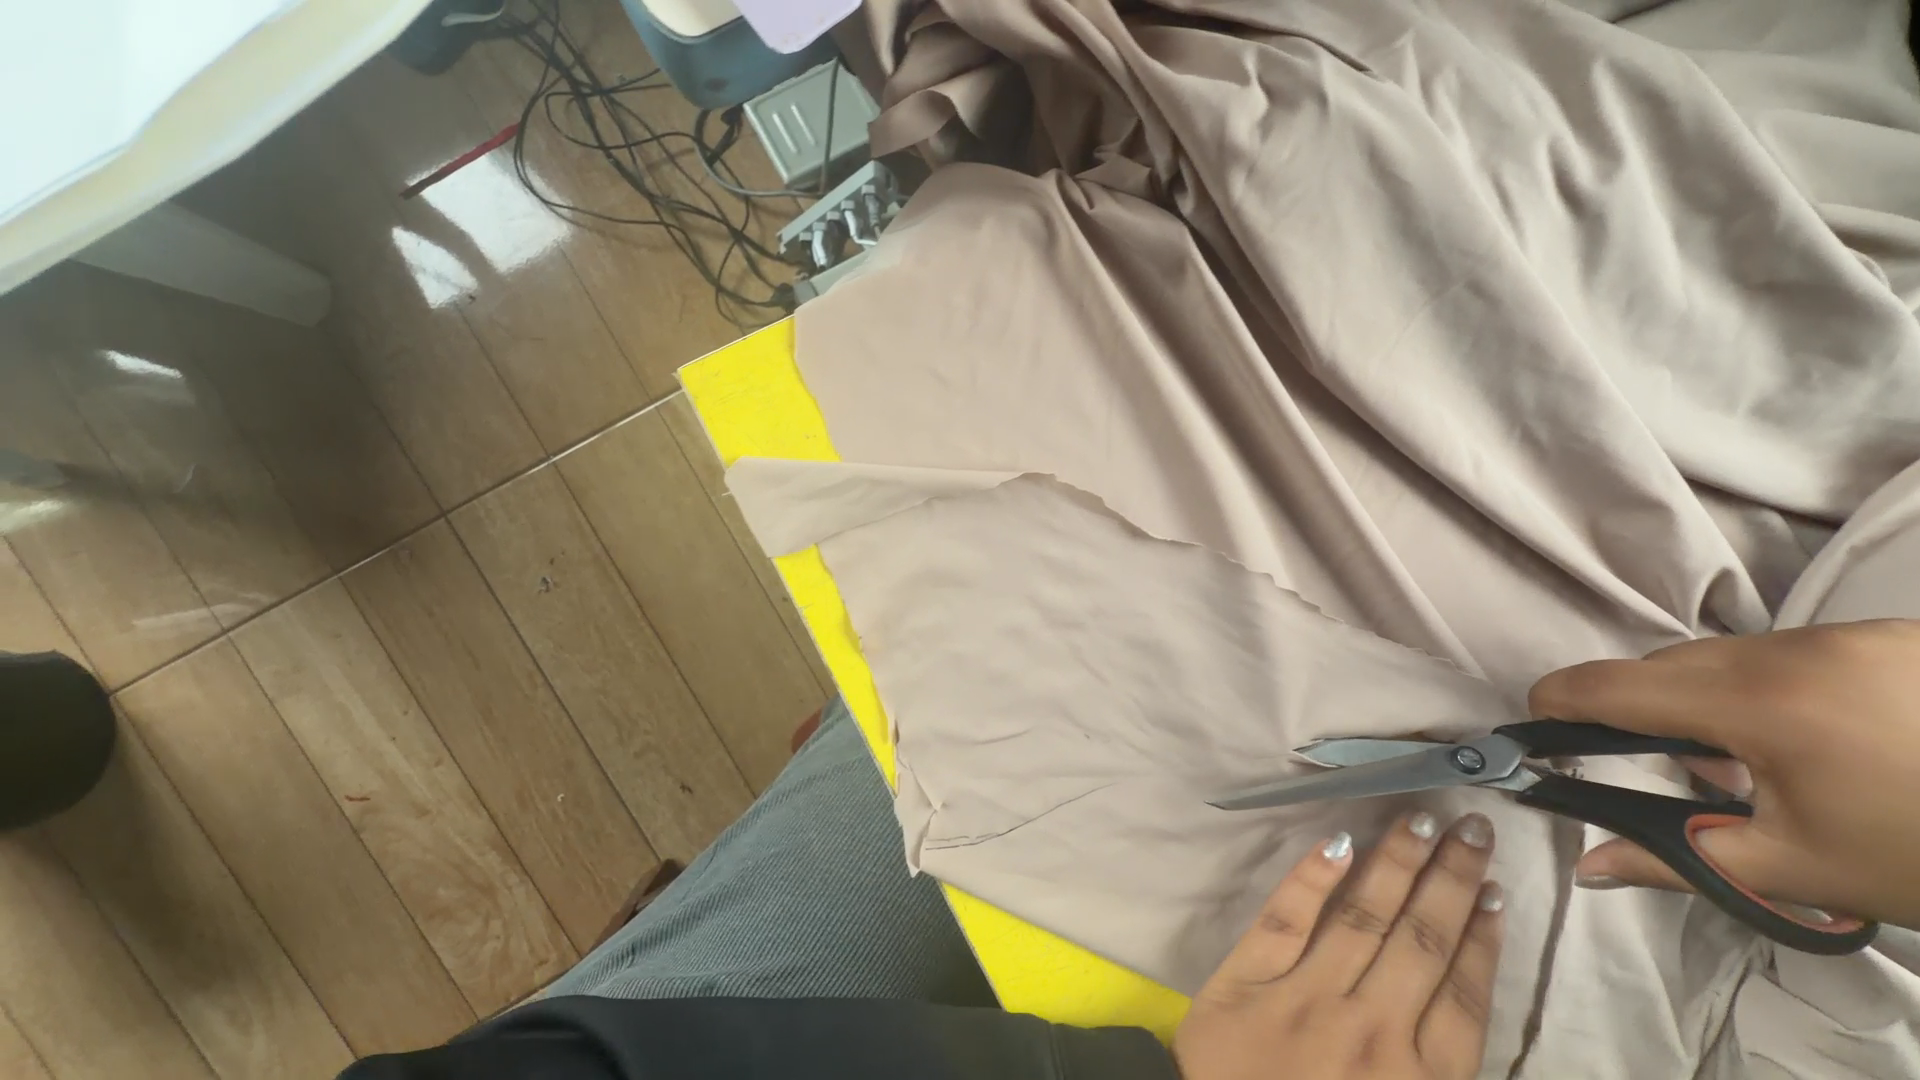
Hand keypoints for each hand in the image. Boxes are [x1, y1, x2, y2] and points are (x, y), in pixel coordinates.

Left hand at [1174, 812, 1504, 1079]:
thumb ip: (1438, 1068)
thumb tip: (1462, 998)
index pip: (1465, 993)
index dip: (1484, 938)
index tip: (1494, 889)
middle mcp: (1371, 1032)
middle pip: (1421, 940)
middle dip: (1452, 879)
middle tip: (1471, 826)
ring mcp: (1304, 999)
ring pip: (1362, 917)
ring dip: (1397, 864)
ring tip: (1421, 821)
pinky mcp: (1245, 980)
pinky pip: (1285, 918)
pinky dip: (1313, 877)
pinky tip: (1340, 841)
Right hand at [1529, 619, 1919, 928]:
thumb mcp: (1795, 870)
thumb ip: (1674, 857)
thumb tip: (1585, 867)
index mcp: (1759, 705)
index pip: (1615, 687)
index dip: (1561, 701)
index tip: (1536, 723)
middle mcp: (1794, 650)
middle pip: (1669, 665)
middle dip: (1644, 707)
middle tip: (1676, 769)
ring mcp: (1850, 634)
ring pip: (1727, 655)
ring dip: (1710, 695)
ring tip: (1765, 759)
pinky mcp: (1891, 633)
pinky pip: (1789, 650)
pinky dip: (1772, 684)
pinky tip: (1825, 733)